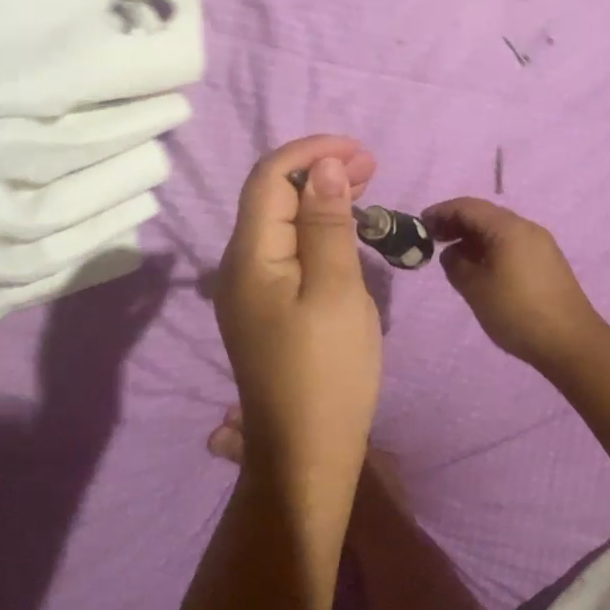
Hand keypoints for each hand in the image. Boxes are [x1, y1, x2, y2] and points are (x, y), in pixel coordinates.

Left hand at [216, 136, 382, 500]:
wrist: (305, 457)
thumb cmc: (328, 373)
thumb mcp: (337, 291)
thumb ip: (327, 224)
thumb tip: (322, 166)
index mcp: (249, 257)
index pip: (270, 177)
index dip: (312, 153)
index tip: (361, 152)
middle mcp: (237, 266)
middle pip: (271, 196)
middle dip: (318, 170)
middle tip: (371, 167)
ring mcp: (247, 290)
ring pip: (278, 222)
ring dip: (318, 198)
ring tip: (364, 188)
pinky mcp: (263, 309)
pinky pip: (284, 250)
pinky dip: (314, 229)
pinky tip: (343, 232)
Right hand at [423, 198, 604, 371]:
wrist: (571, 342)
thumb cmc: (517, 311)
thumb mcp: (476, 289)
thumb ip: (456, 265)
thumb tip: (452, 254)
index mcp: (508, 228)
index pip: (468, 207)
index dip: (441, 212)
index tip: (420, 224)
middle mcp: (526, 228)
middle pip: (485, 215)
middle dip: (456, 224)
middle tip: (432, 239)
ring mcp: (540, 245)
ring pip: (499, 231)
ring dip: (473, 238)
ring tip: (452, 256)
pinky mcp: (547, 263)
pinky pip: (512, 244)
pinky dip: (490, 249)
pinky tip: (479, 269)